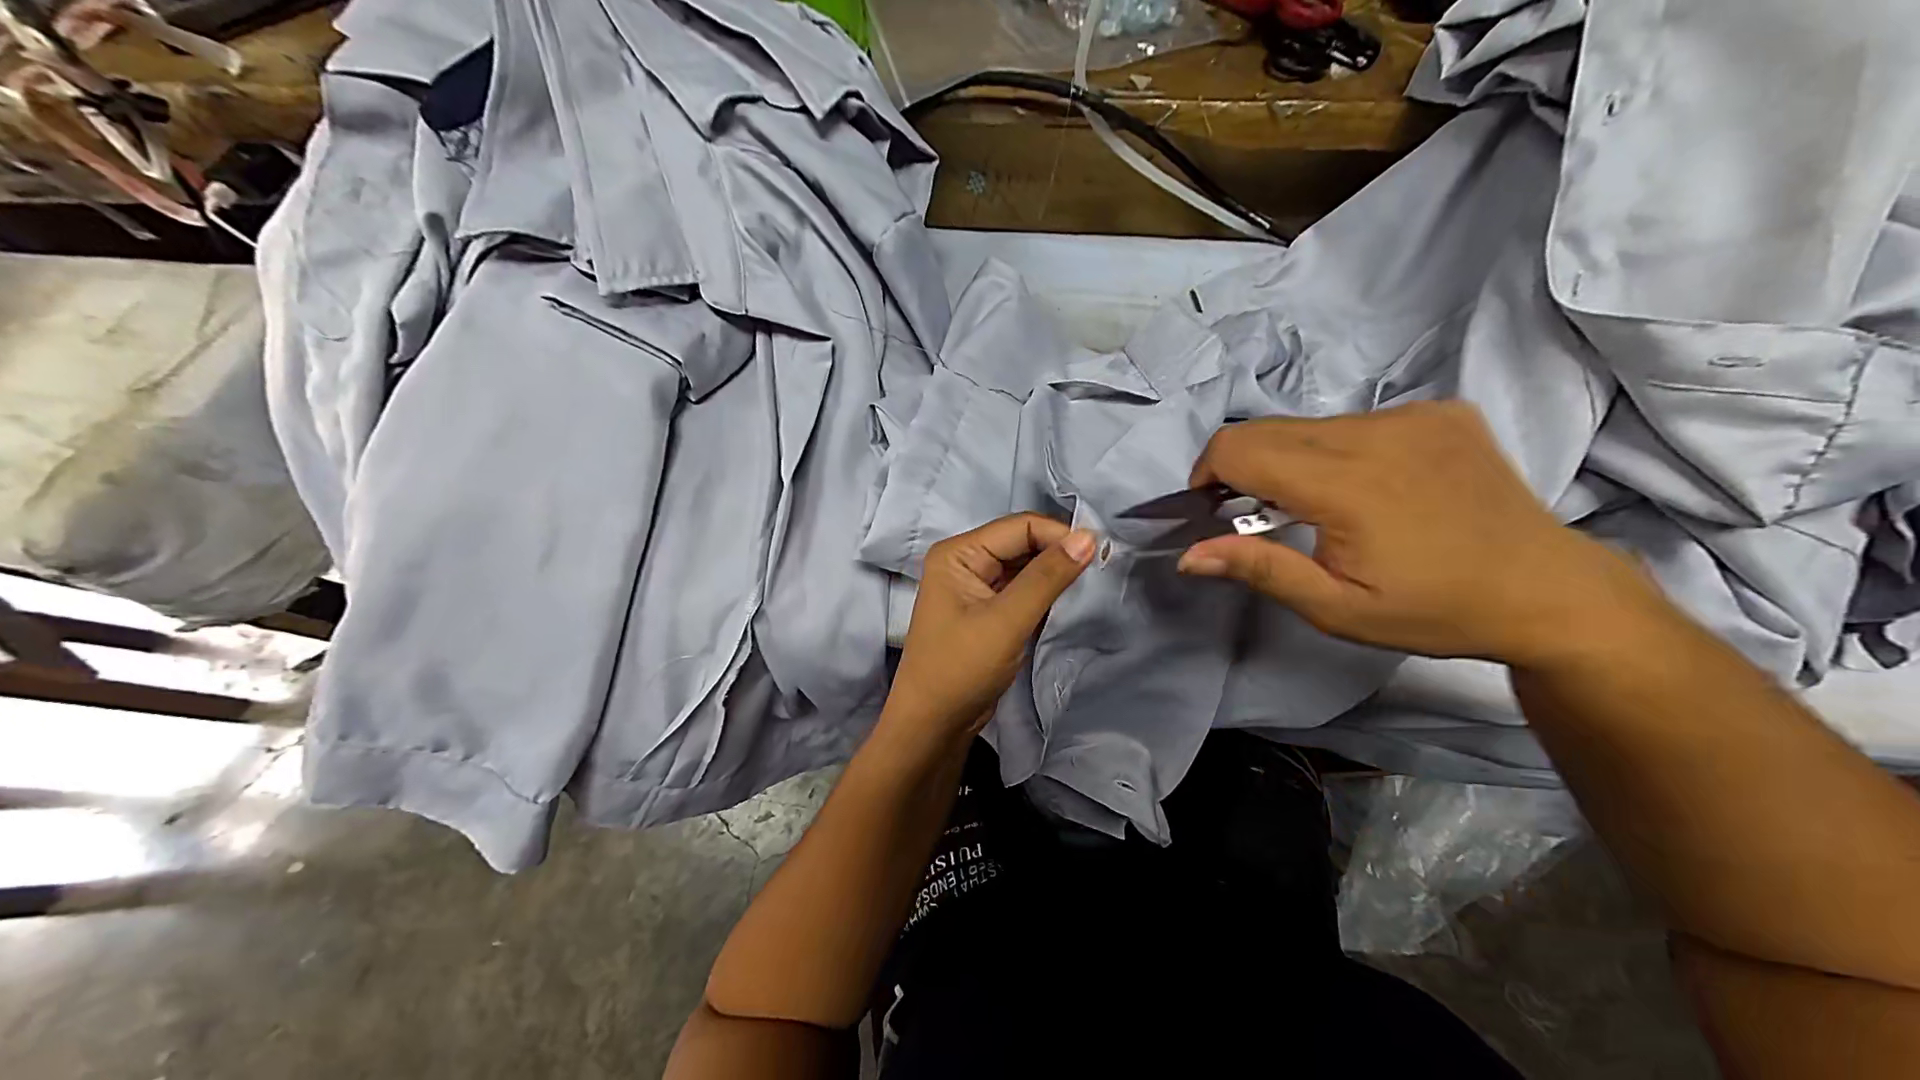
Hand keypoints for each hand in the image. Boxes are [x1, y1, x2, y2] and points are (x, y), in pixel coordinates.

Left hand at [886, 513, 1095, 740]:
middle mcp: (965, 561)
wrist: (933, 724)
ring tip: (1091, 584)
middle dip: (1059, 553)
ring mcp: (976, 587)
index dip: (1060, 536)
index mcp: (958, 553)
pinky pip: (1023, 589)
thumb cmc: (961, 669)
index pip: (1020, 526)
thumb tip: (1089, 538)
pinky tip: (1069, 602)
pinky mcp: (988, 611)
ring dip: (1055, 574)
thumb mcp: (1007, 621)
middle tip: (1101, 569)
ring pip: (1026, 566)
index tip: (1099, 555)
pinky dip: (1045, 593)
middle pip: (1023, 542)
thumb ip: (1047, 577)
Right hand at [1178, 402, 1665, 669]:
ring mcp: (1413, 415)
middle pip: (1266, 429)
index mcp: (1345, 484)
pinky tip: (1371, 486)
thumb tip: (1189, 555)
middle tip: (1258, 515)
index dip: (1207, 473)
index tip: (1214, 508)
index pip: (1237, 448)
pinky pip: (1357, 419)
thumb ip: (1259, 570)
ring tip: (1319, 505)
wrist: (1545, 590)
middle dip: (1241, 467)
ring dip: (1290, 459)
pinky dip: (1339, 449)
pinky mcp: (1440, 411)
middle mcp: (1375, 432)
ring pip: (1309, 423)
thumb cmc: (1432, 610)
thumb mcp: (1336, 608)